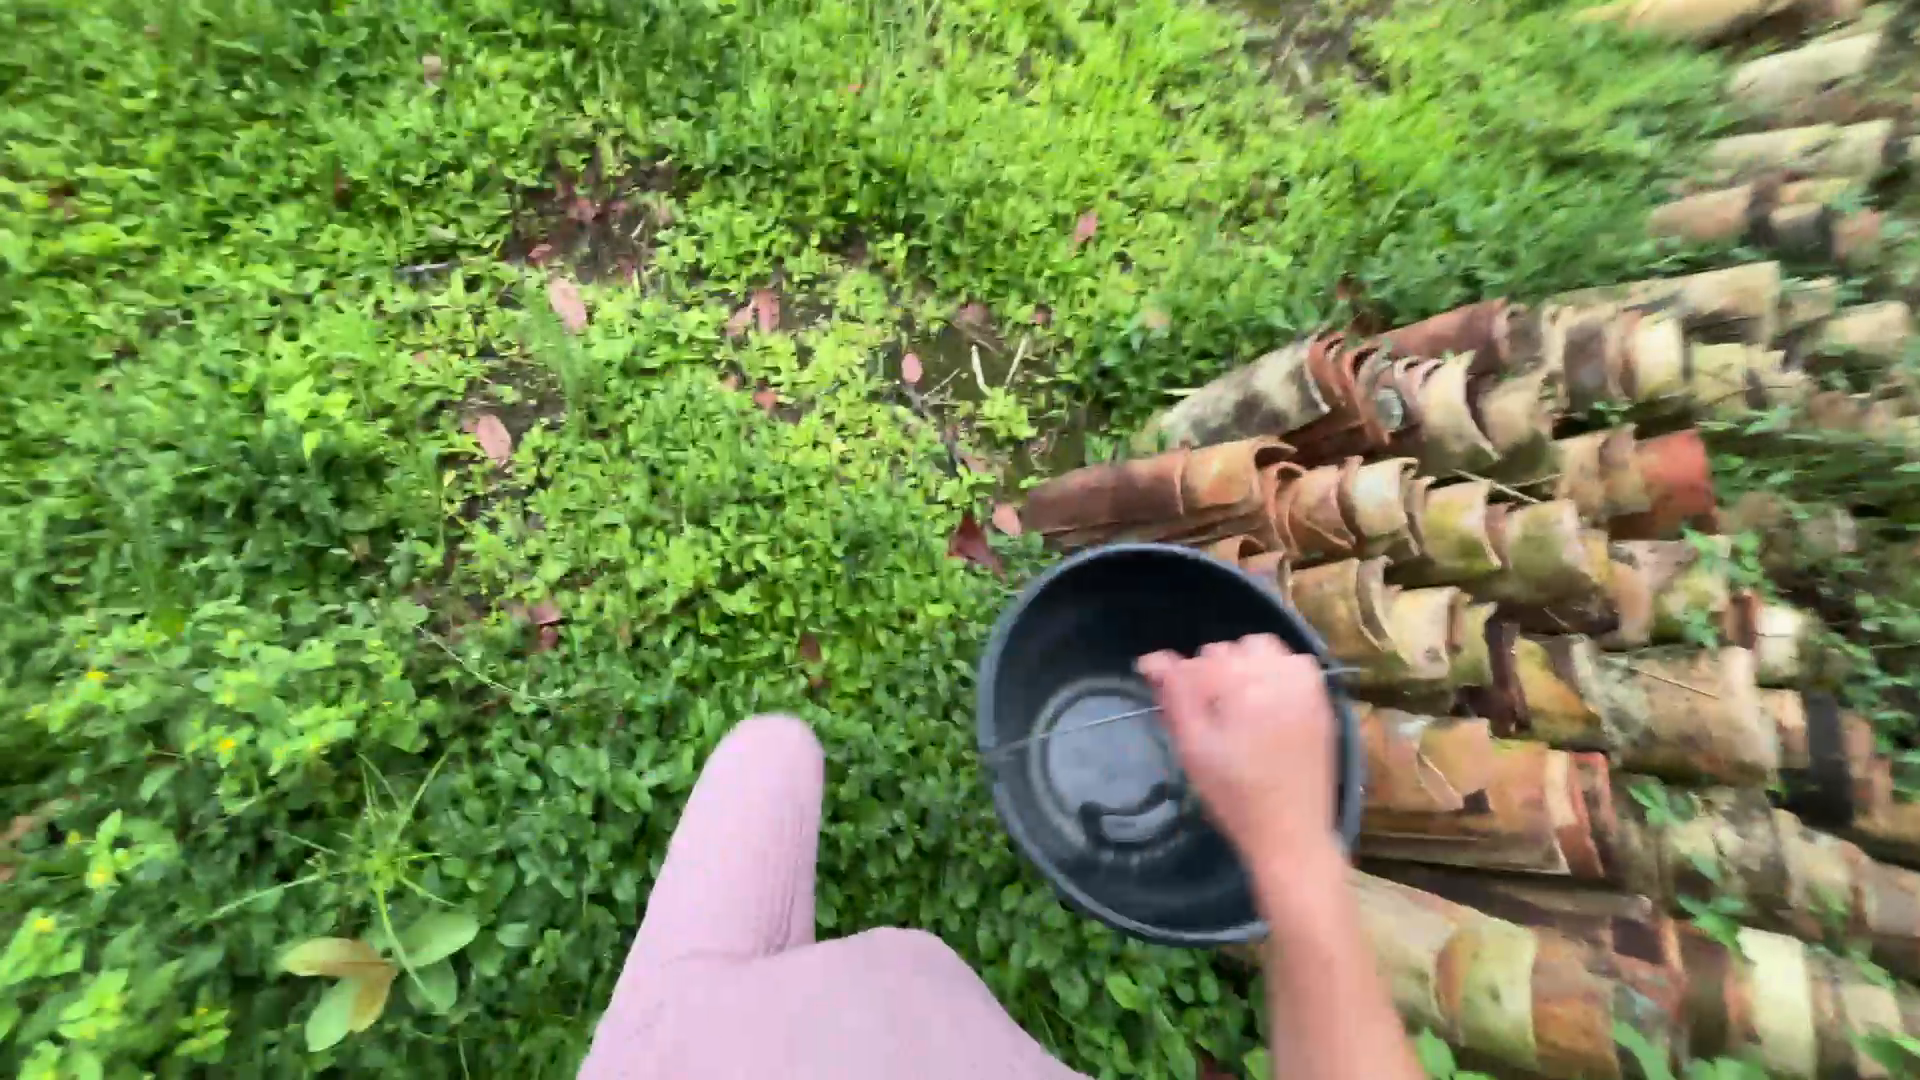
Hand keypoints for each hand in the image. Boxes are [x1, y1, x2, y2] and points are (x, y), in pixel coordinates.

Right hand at [1136, 635, 1340, 868]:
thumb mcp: (1192, 747)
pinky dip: (1274, 670)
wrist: (1292, 834)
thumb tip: (1153, 660)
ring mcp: (1304, 687)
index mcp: (1242, 689)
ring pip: (1259, 648)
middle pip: (1225, 650)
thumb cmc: (1234, 795)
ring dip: (1241, 665)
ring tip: (1236, 700)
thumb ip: (1173, 696)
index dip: (1175, 682)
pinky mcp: (1320, 699)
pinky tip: (1266, 700)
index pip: (1194, 664)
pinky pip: (1292, 662)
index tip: (1172, 707)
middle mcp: (1277, 677)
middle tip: (1207, 714)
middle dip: (1208, 674)